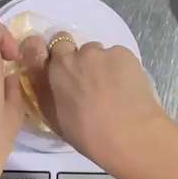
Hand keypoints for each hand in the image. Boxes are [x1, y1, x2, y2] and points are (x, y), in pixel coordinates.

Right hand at [18, 34, 174, 170]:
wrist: (129, 134)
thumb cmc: (87, 134)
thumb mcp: (54, 116)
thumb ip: (48, 91)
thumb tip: (52, 81)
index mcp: (57, 69)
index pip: (54, 45)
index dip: (60, 57)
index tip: (66, 72)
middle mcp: (78, 54)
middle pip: (77, 48)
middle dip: (81, 61)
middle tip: (90, 83)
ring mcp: (103, 52)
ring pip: (100, 53)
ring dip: (102, 65)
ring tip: (113, 88)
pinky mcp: (125, 54)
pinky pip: (119, 56)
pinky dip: (121, 68)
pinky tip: (127, 87)